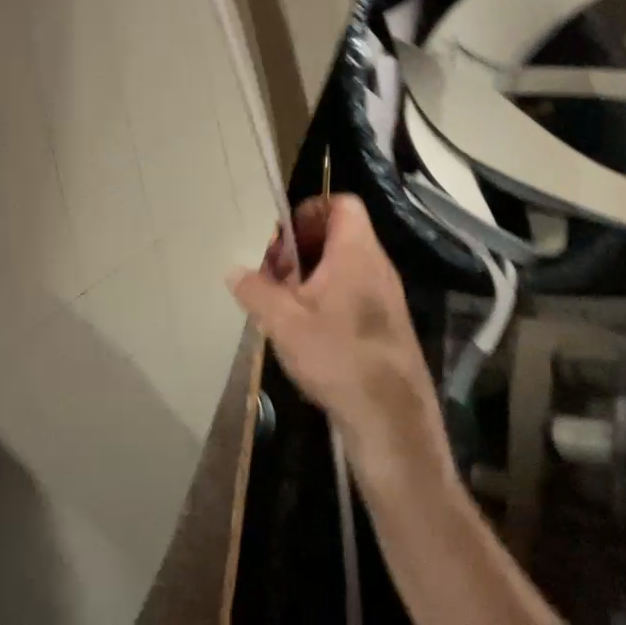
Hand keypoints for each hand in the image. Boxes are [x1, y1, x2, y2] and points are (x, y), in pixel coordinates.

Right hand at [228, 194, 453, 488]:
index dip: (309, 209)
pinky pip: (350, 291)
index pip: (342, 204)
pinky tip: (300, 326)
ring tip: (279, 300)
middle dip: (298, 246)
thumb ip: (255, 290)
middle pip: (337, 233)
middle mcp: (376, 269)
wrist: (391, 420)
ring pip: (341, 265)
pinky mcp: (384, 325)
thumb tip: (234, 271)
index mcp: (356, 256)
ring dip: (307, 274)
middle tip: (270, 272)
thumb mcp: (281, 322)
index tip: (279, 236)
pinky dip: (322, 296)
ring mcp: (384, 298)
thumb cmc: (337, 359)